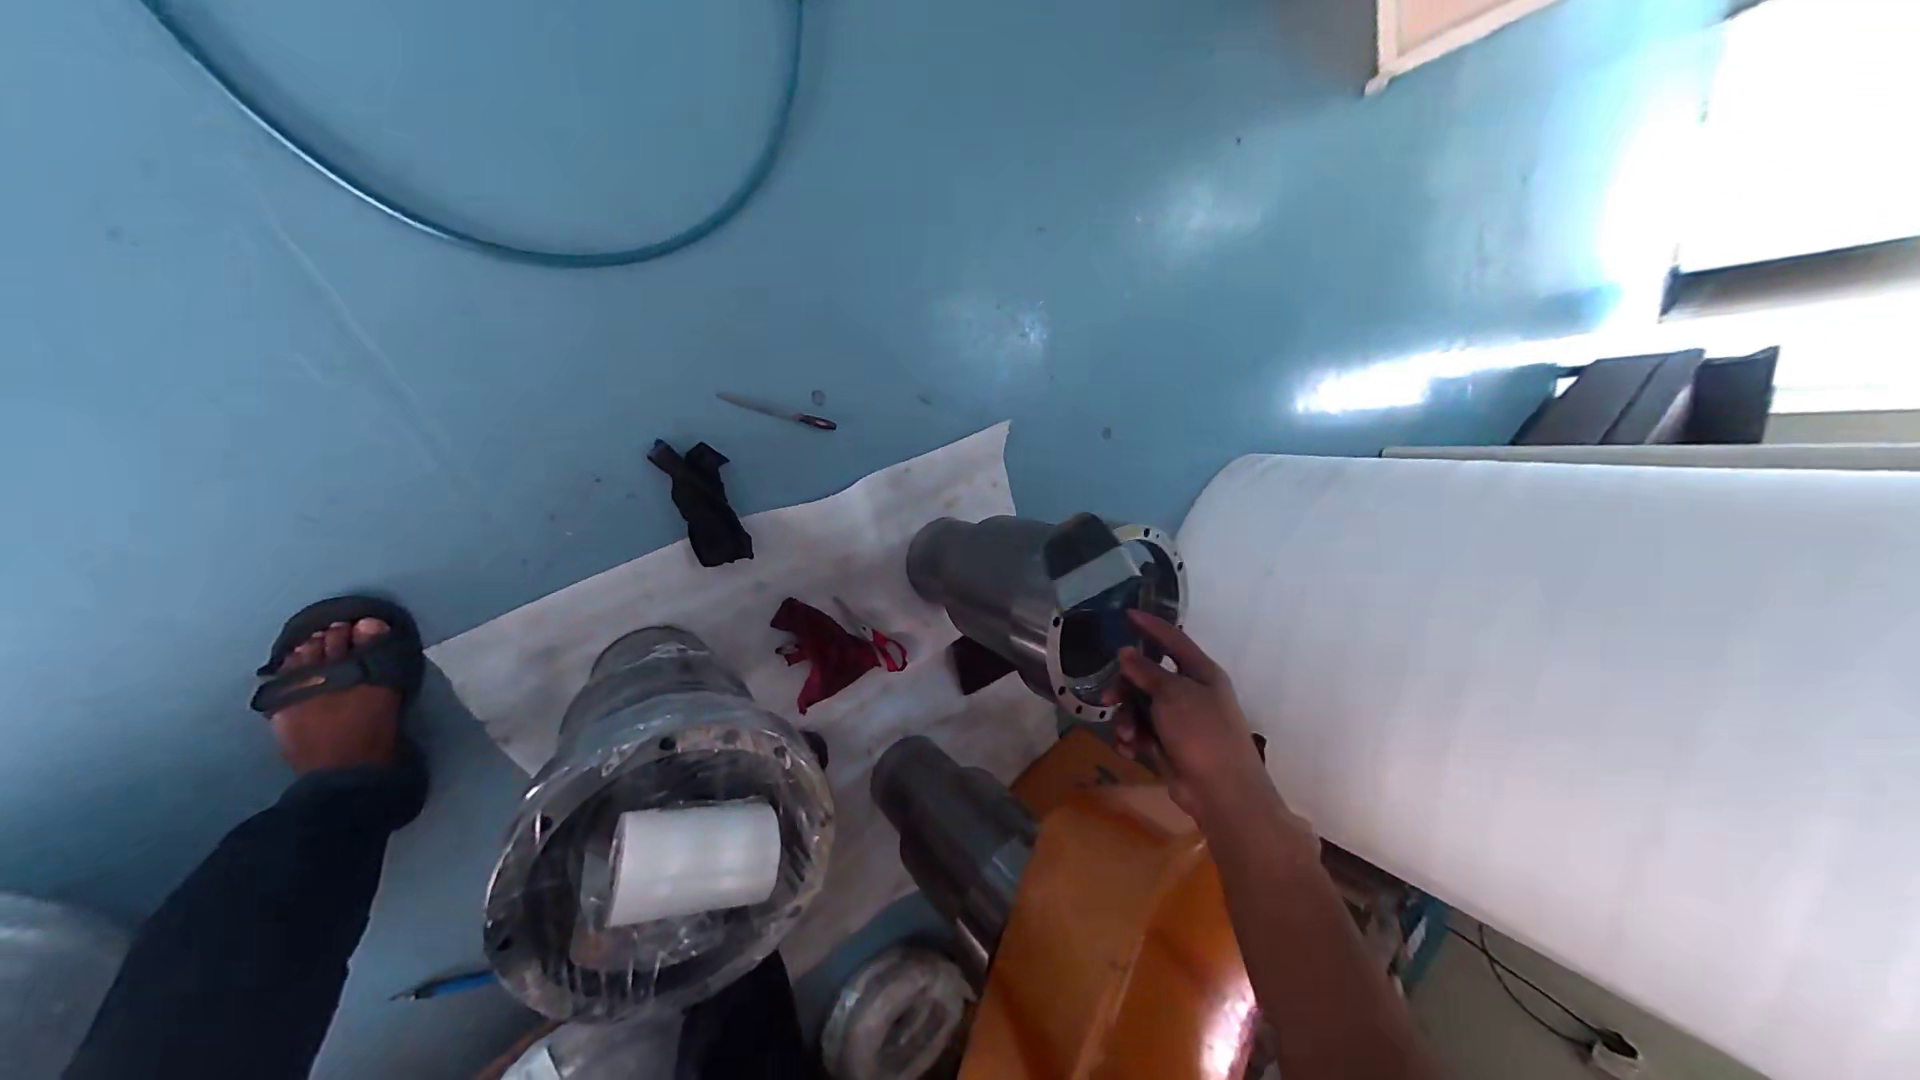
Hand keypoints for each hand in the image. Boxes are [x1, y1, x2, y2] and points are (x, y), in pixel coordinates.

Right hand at [1112, 610, 1277, 824]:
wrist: (1222, 791)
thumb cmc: (1202, 732)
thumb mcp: (1172, 694)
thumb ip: (1146, 671)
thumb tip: (1125, 652)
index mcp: (1200, 673)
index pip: (1173, 640)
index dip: (1151, 626)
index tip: (1127, 614)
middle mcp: (1191, 693)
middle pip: (1148, 677)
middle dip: (1126, 686)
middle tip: (1110, 696)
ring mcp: (1180, 721)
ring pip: (1141, 707)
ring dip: (1128, 718)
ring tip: (1127, 735)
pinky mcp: (1169, 746)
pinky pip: (1142, 732)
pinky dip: (1132, 739)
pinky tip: (1129, 749)